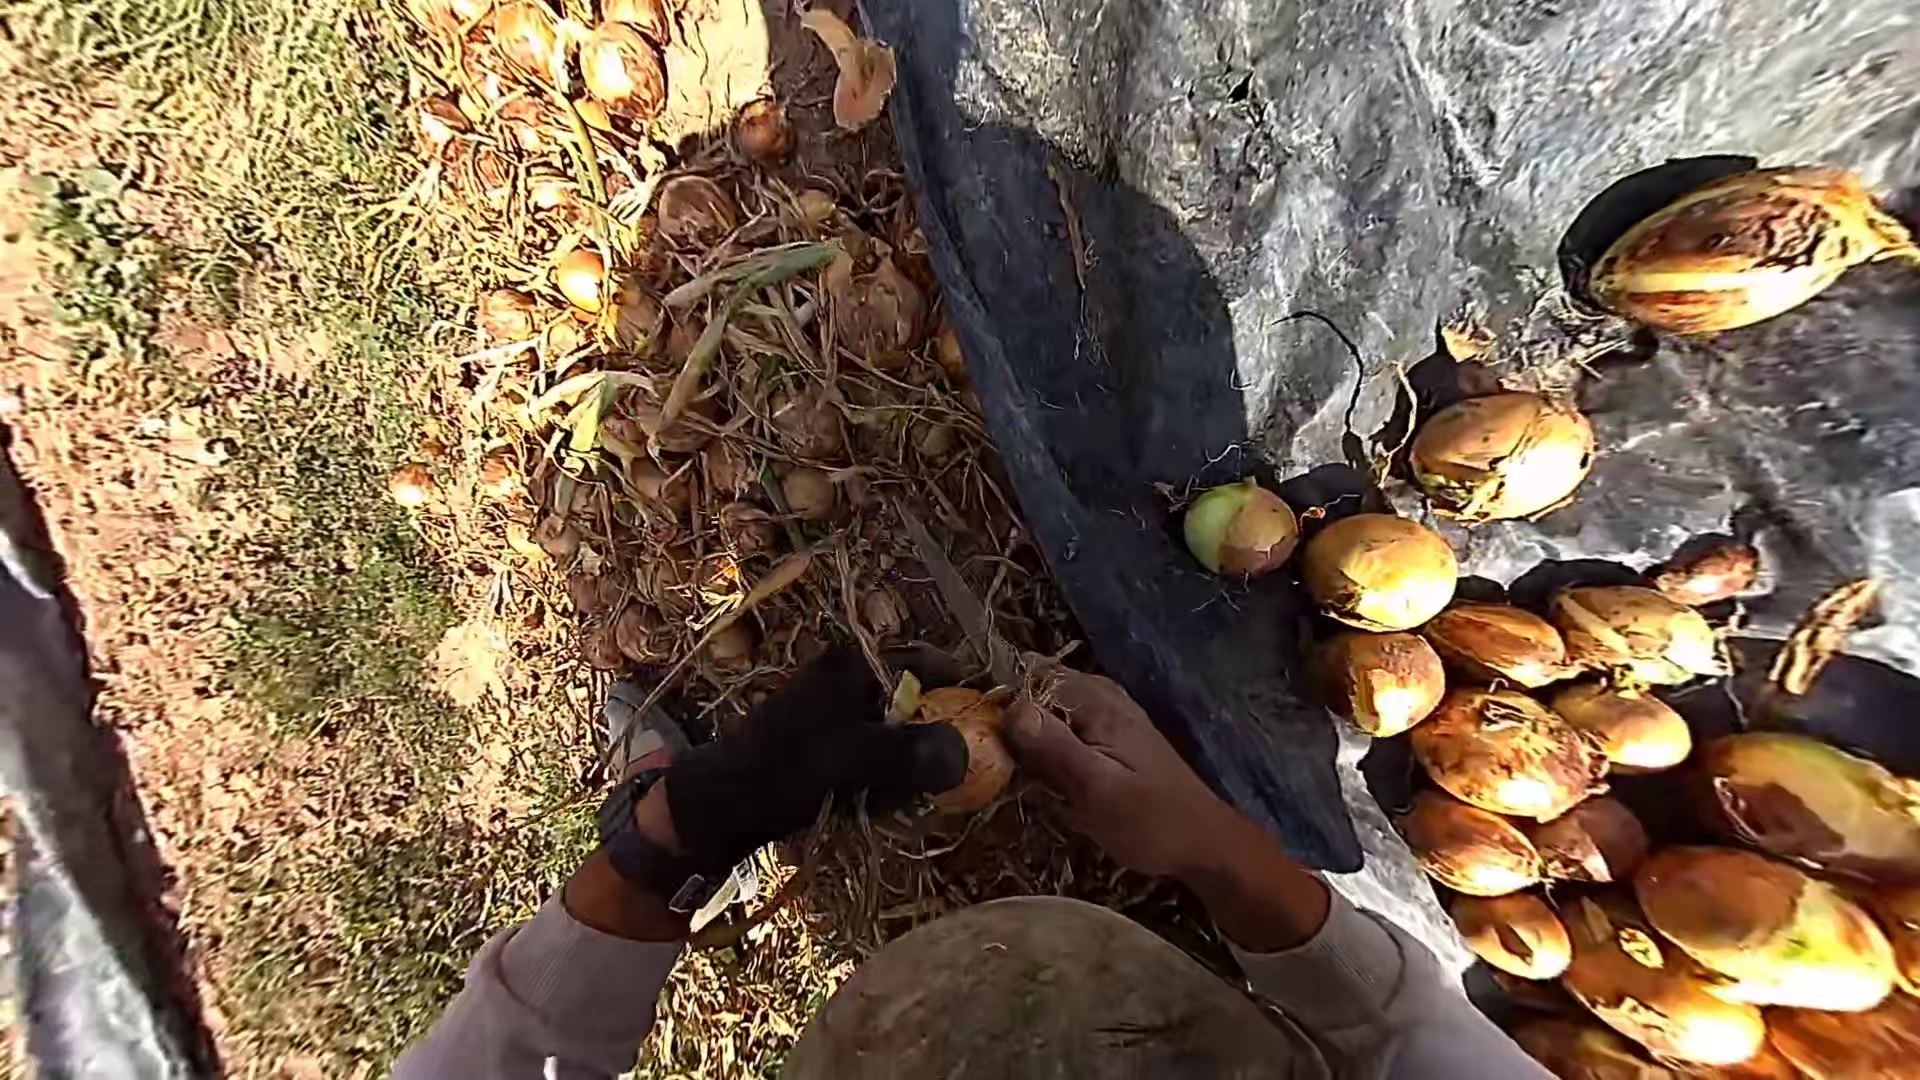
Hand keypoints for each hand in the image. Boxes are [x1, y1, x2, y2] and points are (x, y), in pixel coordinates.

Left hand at [664, 645, 967, 873]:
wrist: (721, 802)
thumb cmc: (791, 768)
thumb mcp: (861, 759)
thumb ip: (919, 752)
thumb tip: (967, 749)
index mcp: (857, 663)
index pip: (929, 661)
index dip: (961, 687)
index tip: (982, 721)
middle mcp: (847, 672)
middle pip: (914, 696)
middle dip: (927, 737)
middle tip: (931, 774)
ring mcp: (833, 700)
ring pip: (894, 725)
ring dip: (902, 759)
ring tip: (888, 794)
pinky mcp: (823, 728)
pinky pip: (871, 743)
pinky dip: (879, 769)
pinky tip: (864, 797)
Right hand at [1005, 663, 1331, 948]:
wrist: (1203, 843)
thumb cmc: (1150, 820)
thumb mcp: (1096, 789)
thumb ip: (1053, 746)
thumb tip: (1010, 705)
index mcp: (1093, 697)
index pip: (1027, 674)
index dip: (997, 697)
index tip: (975, 730)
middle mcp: (1096, 692)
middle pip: (1032, 688)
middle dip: (1007, 718)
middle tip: (992, 759)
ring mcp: (1102, 710)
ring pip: (1043, 708)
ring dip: (1024, 735)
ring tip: (1012, 770)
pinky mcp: (1105, 731)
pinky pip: (1060, 725)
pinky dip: (1044, 744)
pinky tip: (1041, 775)